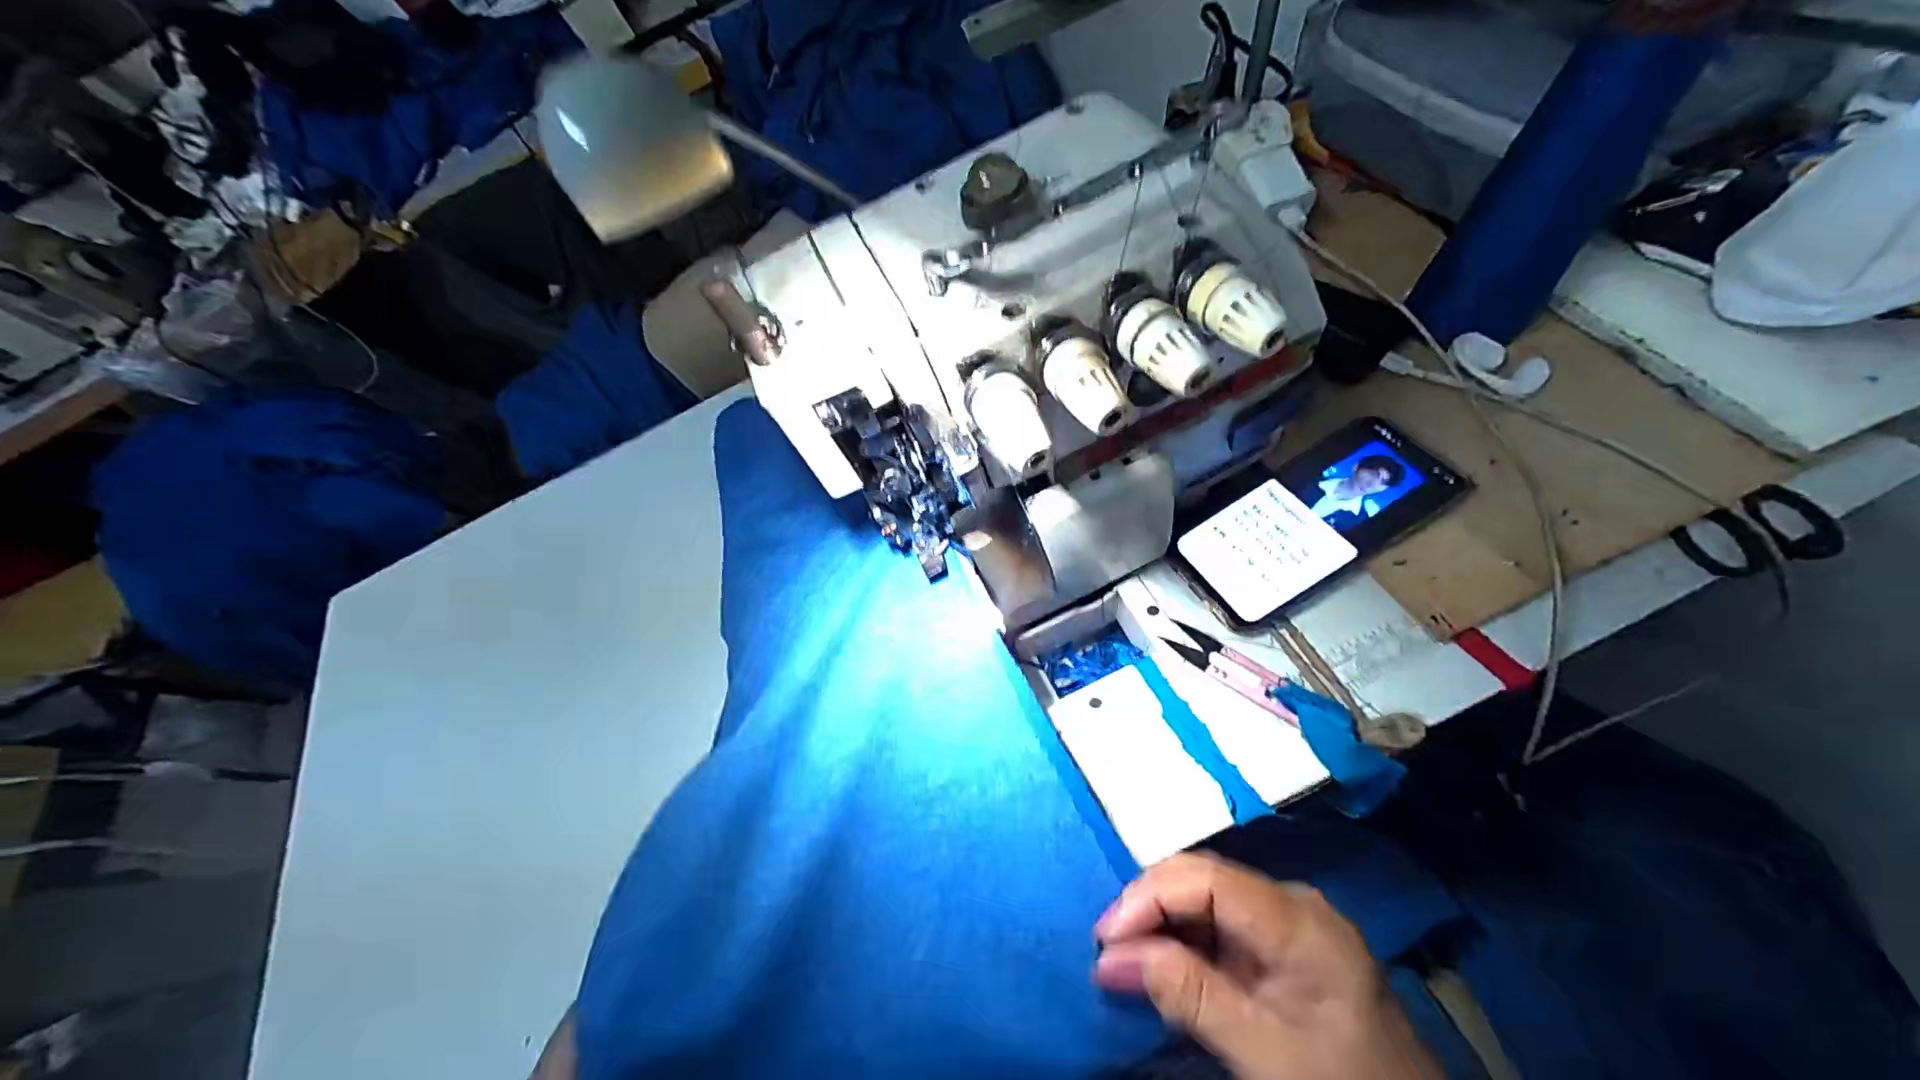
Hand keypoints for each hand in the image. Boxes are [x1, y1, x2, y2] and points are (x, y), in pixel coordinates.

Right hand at [1093, 853, 1440, 1079]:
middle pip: (1203, 880)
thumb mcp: (1264, 1055)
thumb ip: (1190, 996)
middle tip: (1108, 952)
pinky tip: (1162, 967)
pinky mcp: (1284, 946)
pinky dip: (1185, 942)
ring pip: (1205, 898)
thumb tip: (1111, 958)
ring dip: (1161, 925)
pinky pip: (1220, 924)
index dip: (1148, 897)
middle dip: (1149, 908)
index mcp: (1299, 921)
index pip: (1206, 879)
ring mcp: (1290, 922)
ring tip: (1124, 961)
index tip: (1106, 939)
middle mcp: (1293, 904)